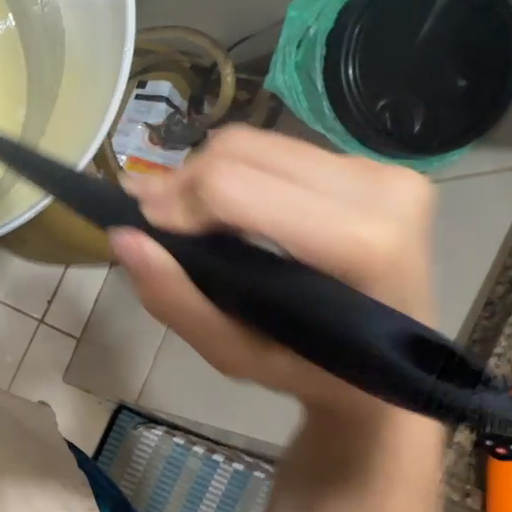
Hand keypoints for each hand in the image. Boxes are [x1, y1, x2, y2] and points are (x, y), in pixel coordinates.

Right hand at [111, 126, 435, 416]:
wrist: (389, 368)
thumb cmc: (308, 367)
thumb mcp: (231, 353)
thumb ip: (175, 298)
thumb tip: (122, 238)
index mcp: (358, 241)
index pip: (232, 187)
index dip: (172, 202)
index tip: (141, 230)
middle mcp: (380, 190)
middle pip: (238, 152)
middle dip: (181, 184)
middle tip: (155, 224)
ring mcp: (383, 171)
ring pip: (253, 142)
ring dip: (204, 177)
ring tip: (186, 219)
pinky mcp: (373, 164)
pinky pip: (275, 149)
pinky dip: (234, 174)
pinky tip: (226, 211)